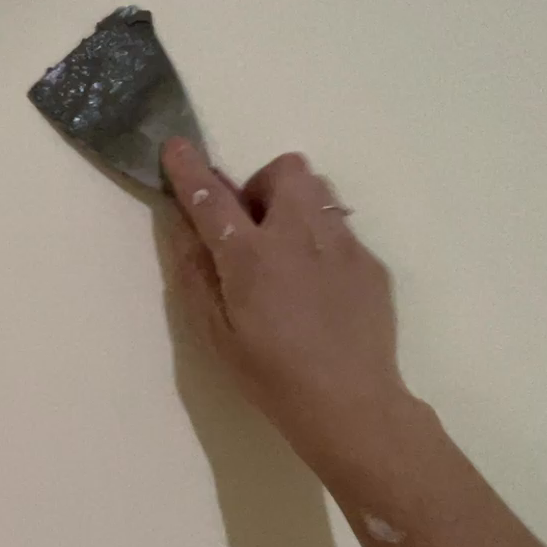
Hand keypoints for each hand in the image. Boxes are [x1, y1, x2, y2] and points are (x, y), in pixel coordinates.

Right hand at [159, 138, 422, 470]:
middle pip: (285, 170)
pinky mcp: (369, 262)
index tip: (177, 146)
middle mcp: (299, 236)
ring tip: (283, 259)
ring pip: (319, 193)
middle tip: (250, 231)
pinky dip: (317, 245)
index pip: (212, 200)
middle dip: (260, 187)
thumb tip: (185, 233)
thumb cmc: (267, 374)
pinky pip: (339, 232)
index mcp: (251, 257)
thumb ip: (198, 277)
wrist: (347, 400)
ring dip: (292, 208)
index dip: (191, 171)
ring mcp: (342, 245)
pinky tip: (314, 293)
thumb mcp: (215, 333)